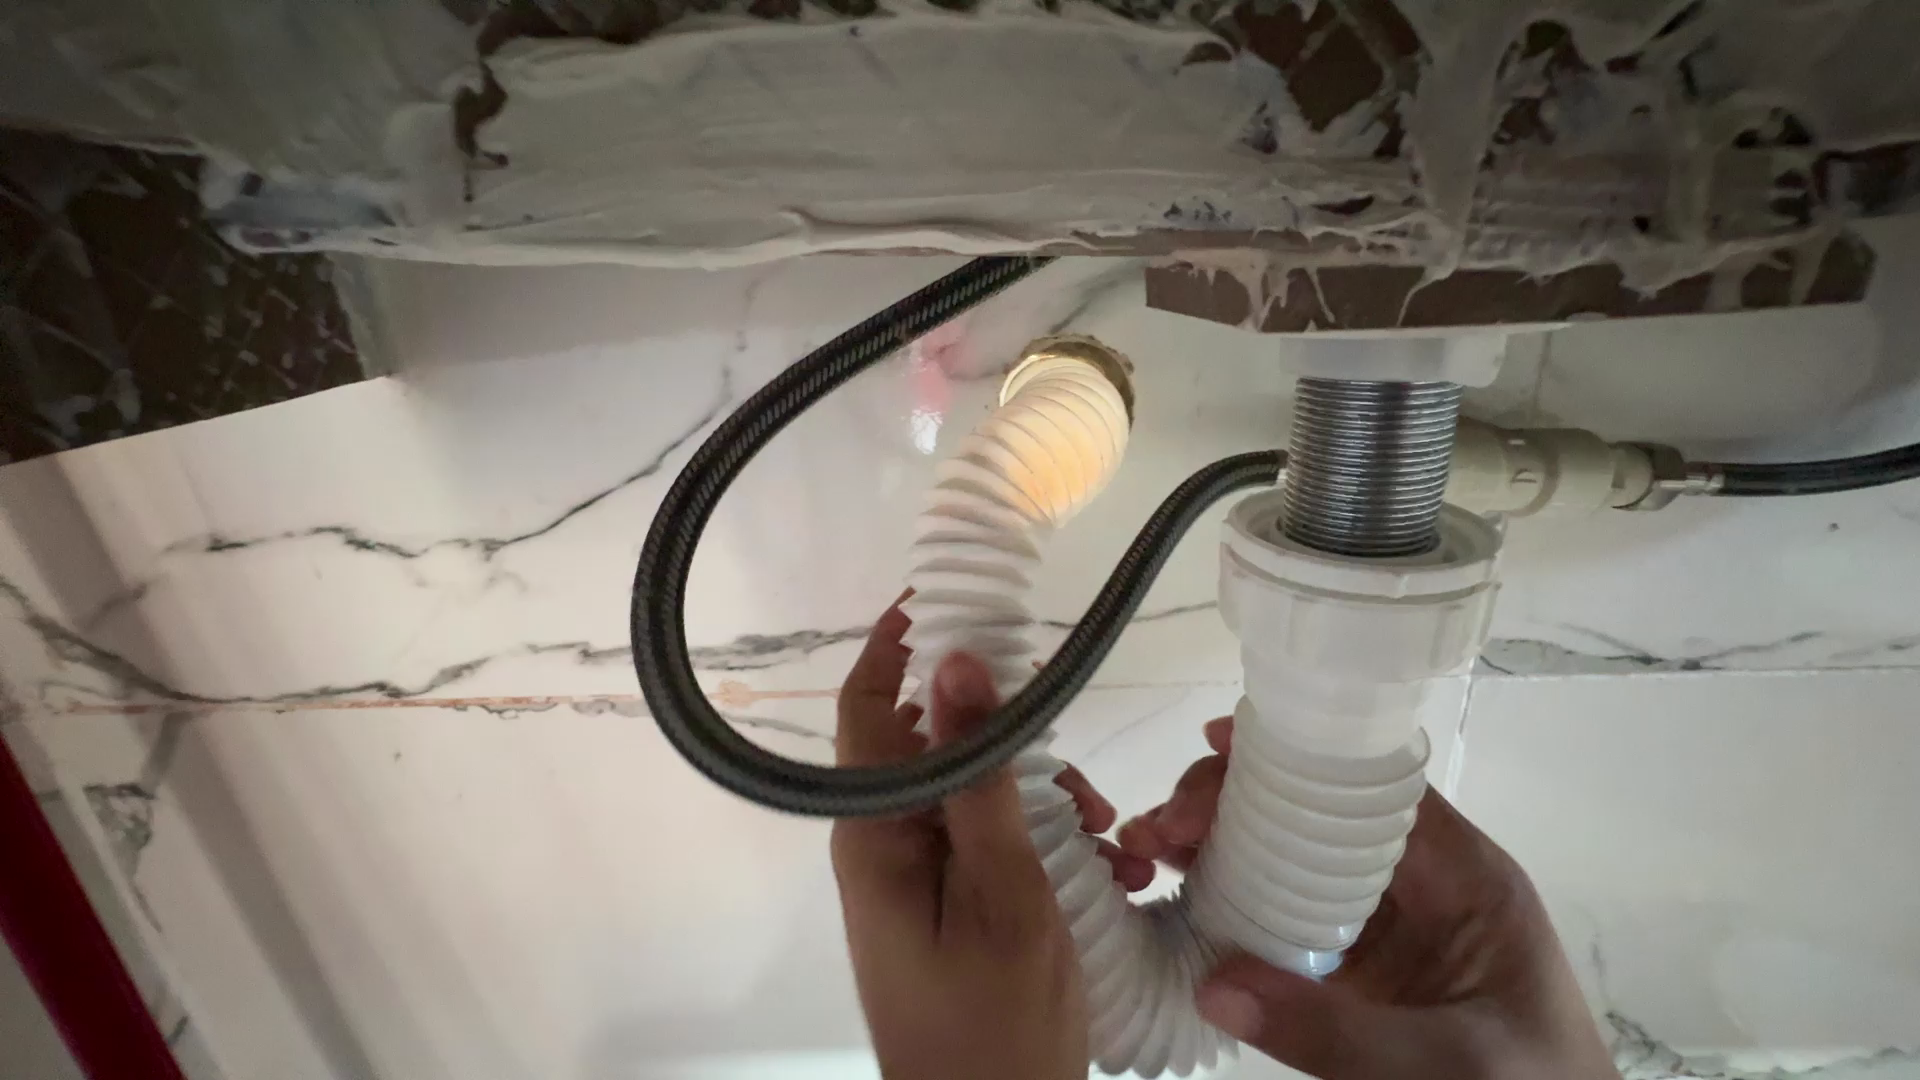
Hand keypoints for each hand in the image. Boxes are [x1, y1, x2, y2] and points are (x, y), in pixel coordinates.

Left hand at [832, 596, 1139, 1079]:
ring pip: (972, 785)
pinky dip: (1038, 830)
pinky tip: (1101, 858)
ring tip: (1102, 824)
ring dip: (1037, 788)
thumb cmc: (996, 1019)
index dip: (890, 647)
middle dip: (1002, 730)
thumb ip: (979, 774)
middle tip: (1063, 738)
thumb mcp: (1003, 887)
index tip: (934, 599)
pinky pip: (986, 832)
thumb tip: (954, 663)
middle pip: (933, 741)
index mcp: (876, 830)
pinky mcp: (947, 893)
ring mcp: (916, 868)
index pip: (865, 709)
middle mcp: (885, 838)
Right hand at [1118, 717, 1618, 1079]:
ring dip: (1209, 834)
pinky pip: (1266, 901)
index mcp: (1456, 872)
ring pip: (1276, 845)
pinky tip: (1170, 881)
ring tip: (1146, 842)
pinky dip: (1216, 884)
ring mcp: (1364, 915)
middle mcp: (1403, 877)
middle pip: (1307, 806)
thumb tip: (1209, 986)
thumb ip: (1336, 1033)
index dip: (1294, 751)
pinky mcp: (1334, 956)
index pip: (1369, 782)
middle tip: (1165, 822)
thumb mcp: (1453, 1069)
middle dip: (1227, 796)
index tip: (1216, 742)